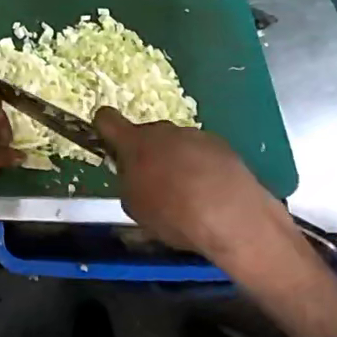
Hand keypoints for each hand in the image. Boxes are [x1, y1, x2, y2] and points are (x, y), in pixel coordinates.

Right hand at [95, 108, 305, 265]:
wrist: (232, 217)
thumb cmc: (173, 214)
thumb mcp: (134, 206)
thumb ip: (127, 182)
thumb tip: (133, 174)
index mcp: (134, 142)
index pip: (107, 119)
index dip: (103, 128)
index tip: (107, 143)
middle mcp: (163, 130)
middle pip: (146, 135)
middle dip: (146, 154)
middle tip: (153, 185)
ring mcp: (195, 135)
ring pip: (175, 144)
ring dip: (175, 161)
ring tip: (188, 195)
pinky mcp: (222, 145)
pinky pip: (201, 152)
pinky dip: (201, 167)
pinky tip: (210, 194)